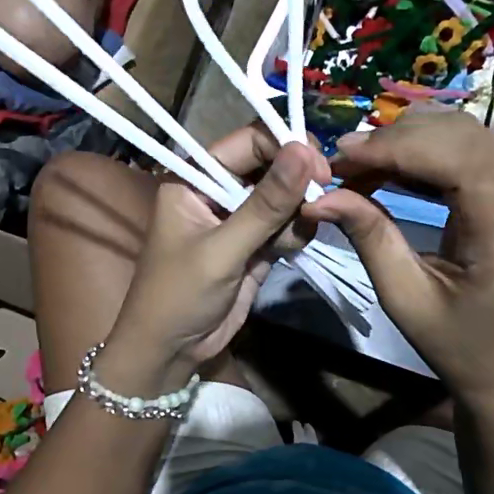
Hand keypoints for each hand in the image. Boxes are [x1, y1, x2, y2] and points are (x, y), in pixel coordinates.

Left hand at [103, 127, 328, 383]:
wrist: (171, 351)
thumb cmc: (180, 296)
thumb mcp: (222, 250)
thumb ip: (265, 204)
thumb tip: (304, 152)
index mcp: (195, 177)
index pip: (248, 141)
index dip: (286, 147)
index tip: (320, 168)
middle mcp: (218, 189)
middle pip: (272, 164)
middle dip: (299, 180)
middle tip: (322, 199)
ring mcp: (240, 217)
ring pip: (286, 195)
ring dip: (298, 212)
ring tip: (289, 240)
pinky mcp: (257, 243)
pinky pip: (288, 224)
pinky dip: (295, 233)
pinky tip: (288, 251)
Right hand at [304, 108, 493, 396]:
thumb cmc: (450, 338)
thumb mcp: (402, 296)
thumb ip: (370, 238)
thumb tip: (319, 197)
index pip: (464, 160)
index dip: (402, 146)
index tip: (347, 154)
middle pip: (466, 137)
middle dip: (399, 138)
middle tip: (346, 160)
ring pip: (468, 134)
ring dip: (409, 139)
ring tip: (363, 163)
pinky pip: (471, 149)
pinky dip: (425, 149)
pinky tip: (390, 165)